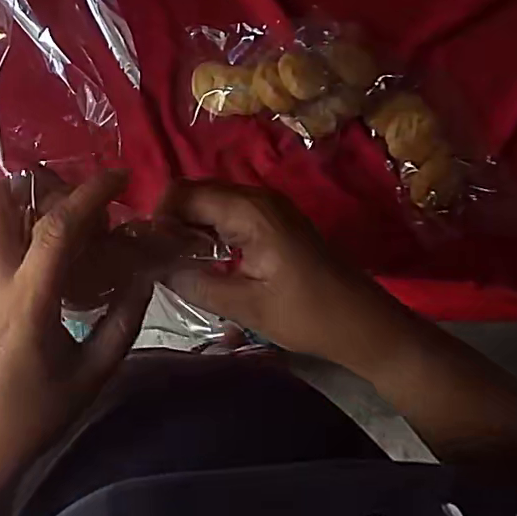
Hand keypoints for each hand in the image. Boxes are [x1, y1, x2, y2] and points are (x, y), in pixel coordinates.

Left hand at [0, 171, 149, 515]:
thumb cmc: (34, 414)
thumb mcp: (92, 375)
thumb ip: (122, 321)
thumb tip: (144, 275)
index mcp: (26, 302)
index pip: (54, 229)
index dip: (89, 195)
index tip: (119, 178)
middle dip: (38, 183)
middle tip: (81, 198)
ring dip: (30, 202)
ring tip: (75, 223)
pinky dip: (26, 226)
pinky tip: (60, 253)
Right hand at [160, 180, 409, 372]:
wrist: (366, 323)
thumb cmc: (309, 316)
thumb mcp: (247, 306)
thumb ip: (196, 283)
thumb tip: (155, 267)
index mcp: (250, 211)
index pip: (184, 193)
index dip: (159, 217)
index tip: (150, 251)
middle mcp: (257, 197)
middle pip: (195, 192)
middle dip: (171, 220)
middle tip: (159, 258)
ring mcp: (268, 205)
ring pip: (210, 201)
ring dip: (189, 225)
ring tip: (178, 261)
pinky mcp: (274, 219)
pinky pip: (228, 211)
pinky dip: (209, 228)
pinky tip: (206, 258)